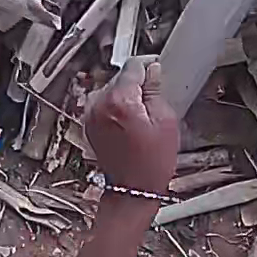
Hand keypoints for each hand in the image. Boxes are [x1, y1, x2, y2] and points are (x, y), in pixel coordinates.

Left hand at [84, 56, 178, 194]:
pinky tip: (131, 124)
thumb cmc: (151, 163)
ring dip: (127, 96)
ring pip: (112, 90)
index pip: (133, 66)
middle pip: (121, 78)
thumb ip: (156, 91)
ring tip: (143, 116)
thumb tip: (152, 72)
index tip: (157, 68)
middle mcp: (99, 105)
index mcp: (119, 101)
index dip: (148, 66)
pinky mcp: (89, 124)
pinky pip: (104, 104)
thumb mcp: (166, 122)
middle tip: (154, 101)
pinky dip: (117, 108)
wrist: (133, 189)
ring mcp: (91, 115)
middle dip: (138, 84)